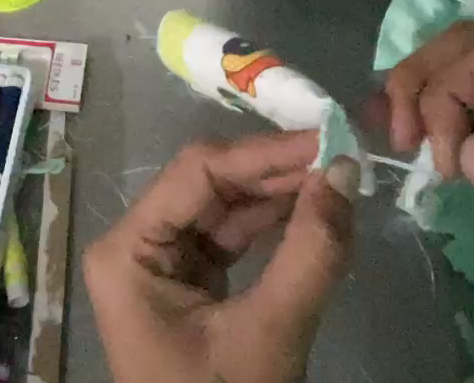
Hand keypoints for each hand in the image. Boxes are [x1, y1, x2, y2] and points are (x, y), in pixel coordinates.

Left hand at [84, 132, 357, 382]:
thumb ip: (309, 254)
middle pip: (208, 186)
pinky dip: (272, 226)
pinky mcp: (188, 283)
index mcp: (128, 249)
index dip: (262, 152)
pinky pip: (231, 239)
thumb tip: (346, 174)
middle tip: (338, 156)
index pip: (196, 174)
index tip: (323, 136)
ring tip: (335, 178)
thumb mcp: (268, 337)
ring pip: (223, 209)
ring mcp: (161, 262)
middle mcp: (136, 243)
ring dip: (278, 195)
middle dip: (273, 172)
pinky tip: (313, 211)